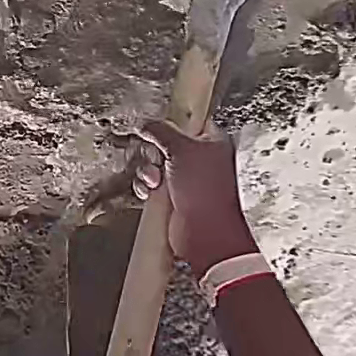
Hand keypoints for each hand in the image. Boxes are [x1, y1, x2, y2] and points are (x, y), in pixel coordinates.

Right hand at [133, 120, 256, 277]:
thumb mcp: (182, 148)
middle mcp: (198, 158)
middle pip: (162, 141)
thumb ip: (161, 130)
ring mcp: (184, 179)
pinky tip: (149, 191)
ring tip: (154, 180)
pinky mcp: (172, 197)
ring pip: (152, 162)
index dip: (169, 122)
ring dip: (146, 169)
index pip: (186, 120)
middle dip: (151, 150)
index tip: (156, 128)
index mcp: (210, 141)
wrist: (208, 235)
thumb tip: (146, 124)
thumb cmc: (207, 191)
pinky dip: (144, 186)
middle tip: (156, 159)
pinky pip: (149, 183)